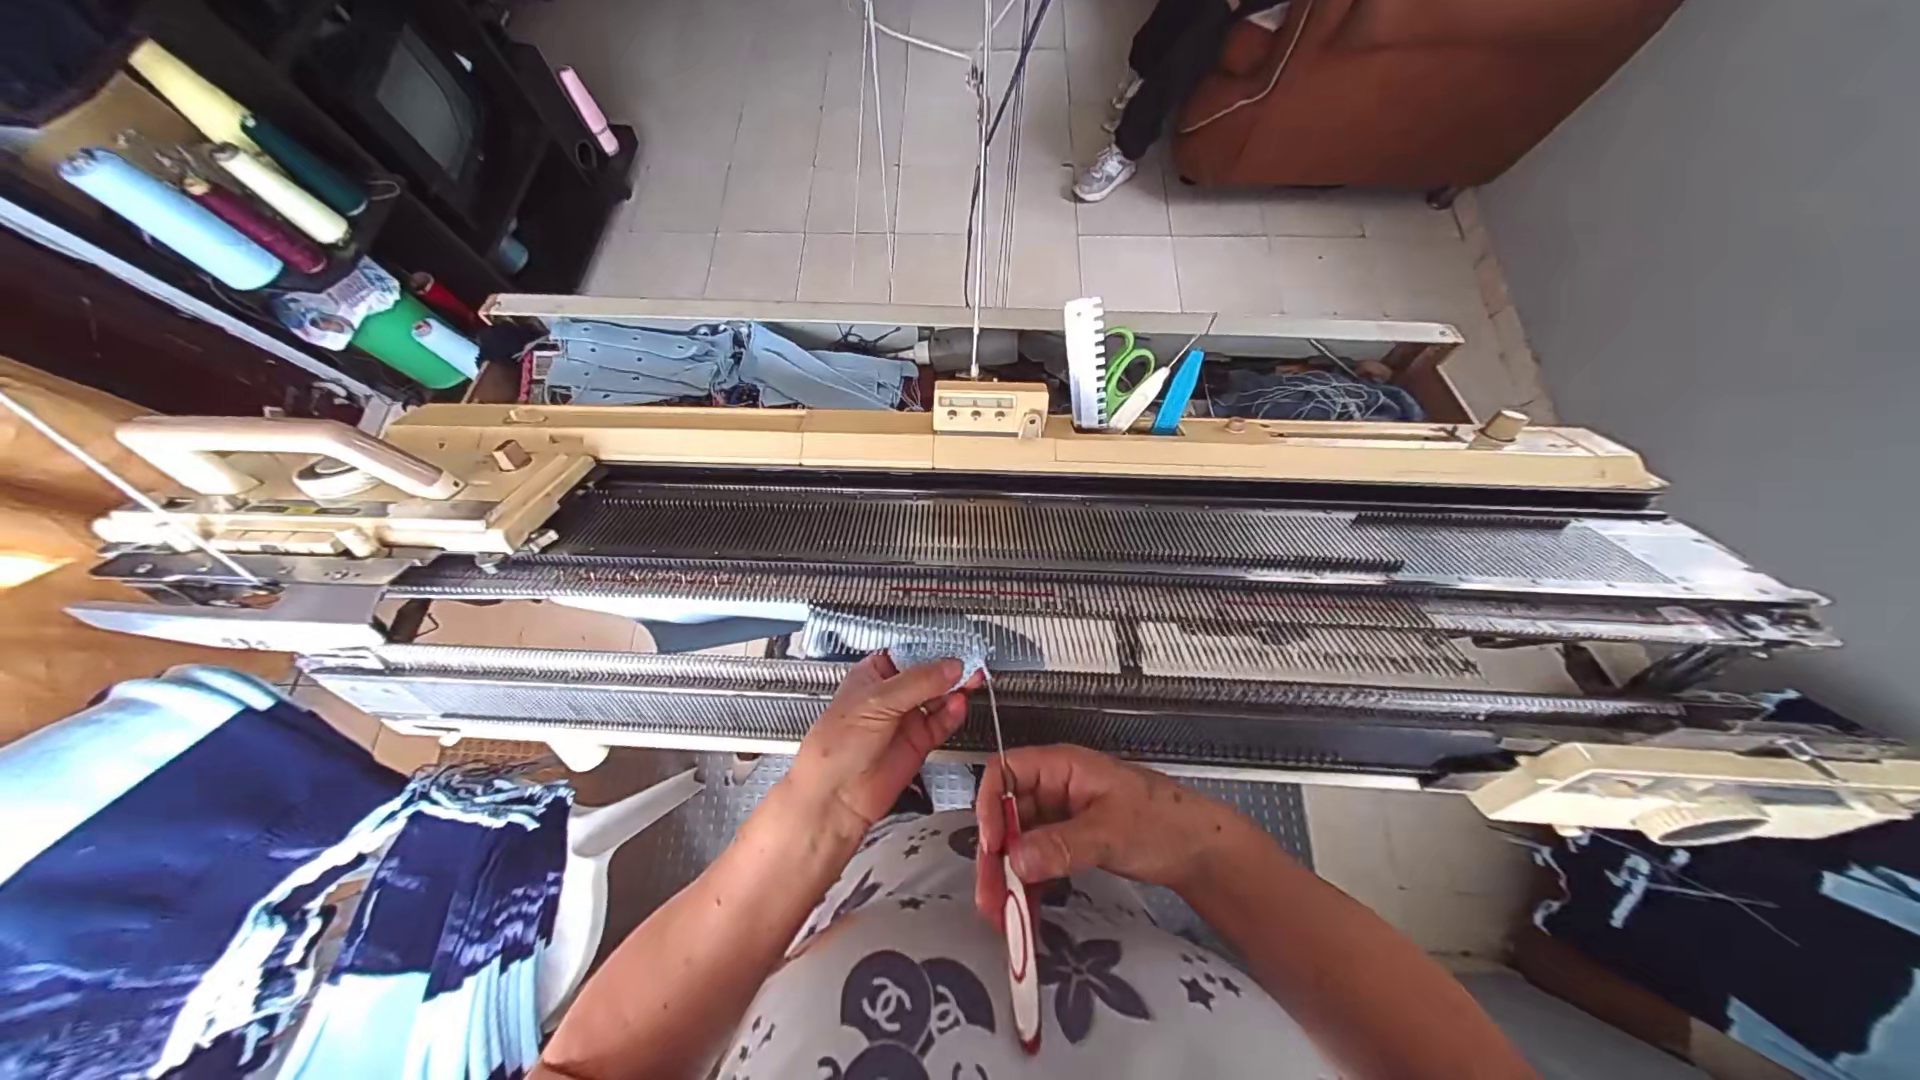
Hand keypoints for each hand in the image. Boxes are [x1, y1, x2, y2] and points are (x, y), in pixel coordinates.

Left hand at [785, 651, 977, 841]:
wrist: (835, 796)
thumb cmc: (834, 746)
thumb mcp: (877, 702)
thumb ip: (918, 682)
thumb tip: (949, 666)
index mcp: (873, 675)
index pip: (909, 653)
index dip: (931, 650)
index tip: (952, 646)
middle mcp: (891, 695)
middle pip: (928, 675)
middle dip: (949, 669)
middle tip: (969, 664)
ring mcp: (905, 719)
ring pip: (939, 698)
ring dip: (955, 689)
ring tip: (970, 681)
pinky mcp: (918, 742)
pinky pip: (942, 722)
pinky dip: (953, 713)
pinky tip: (959, 705)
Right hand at [974, 744, 1252, 918]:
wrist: (1202, 850)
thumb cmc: (1163, 820)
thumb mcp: (1110, 831)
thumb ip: (1061, 844)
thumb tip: (1015, 859)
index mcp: (1061, 767)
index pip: (1006, 771)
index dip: (990, 804)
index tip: (990, 844)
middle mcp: (1054, 787)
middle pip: (1007, 814)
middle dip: (995, 856)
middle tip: (990, 898)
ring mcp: (1061, 816)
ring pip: (1018, 842)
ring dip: (1007, 877)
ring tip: (1003, 917)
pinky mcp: (1069, 842)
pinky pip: (1037, 860)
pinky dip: (1029, 885)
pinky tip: (1025, 912)